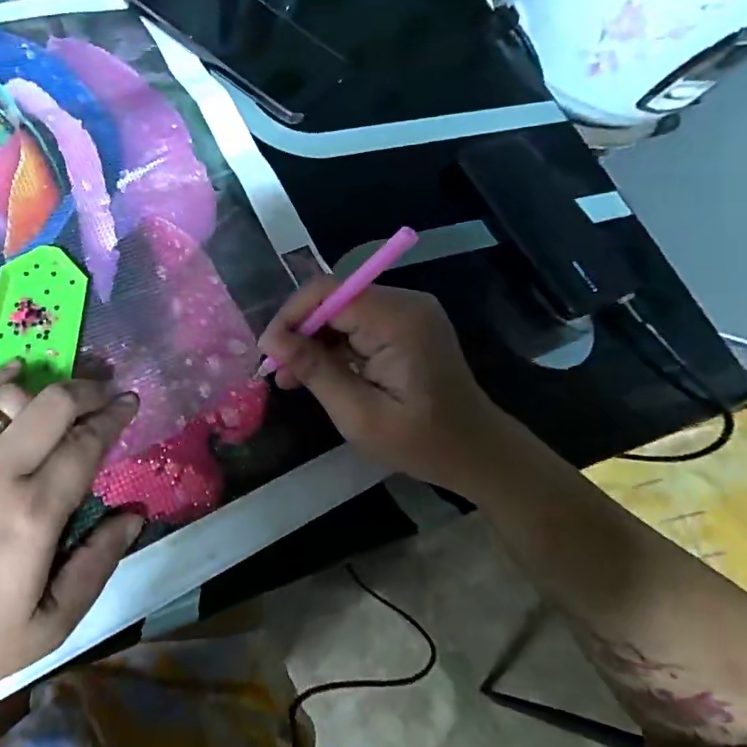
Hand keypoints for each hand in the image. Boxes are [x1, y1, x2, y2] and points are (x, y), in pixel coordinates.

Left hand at [0, 361, 142, 727]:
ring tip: (65, 391)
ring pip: (9, 394)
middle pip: (52, 404)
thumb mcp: (49, 624)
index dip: (114, 418)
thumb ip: (97, 563)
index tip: (131, 403)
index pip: (85, 444)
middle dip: (88, 390)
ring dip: (45, 385)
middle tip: (107, 393)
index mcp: (32, 514)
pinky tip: (12, 373)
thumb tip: (135, 514)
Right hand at [258, 280, 516, 491]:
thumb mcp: (358, 415)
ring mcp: (407, 314)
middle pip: (332, 299)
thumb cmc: (422, 443)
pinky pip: (356, 325)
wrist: (478, 453)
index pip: (328, 292)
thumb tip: (271, 340)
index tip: (268, 353)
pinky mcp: (405, 327)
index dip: (291, 316)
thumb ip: (315, 370)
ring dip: (312, 343)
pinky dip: (332, 348)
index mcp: (398, 321)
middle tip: (276, 373)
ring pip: (340, 313)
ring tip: (289, 380)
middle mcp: (404, 304)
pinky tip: (315, 375)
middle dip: (299, 333)